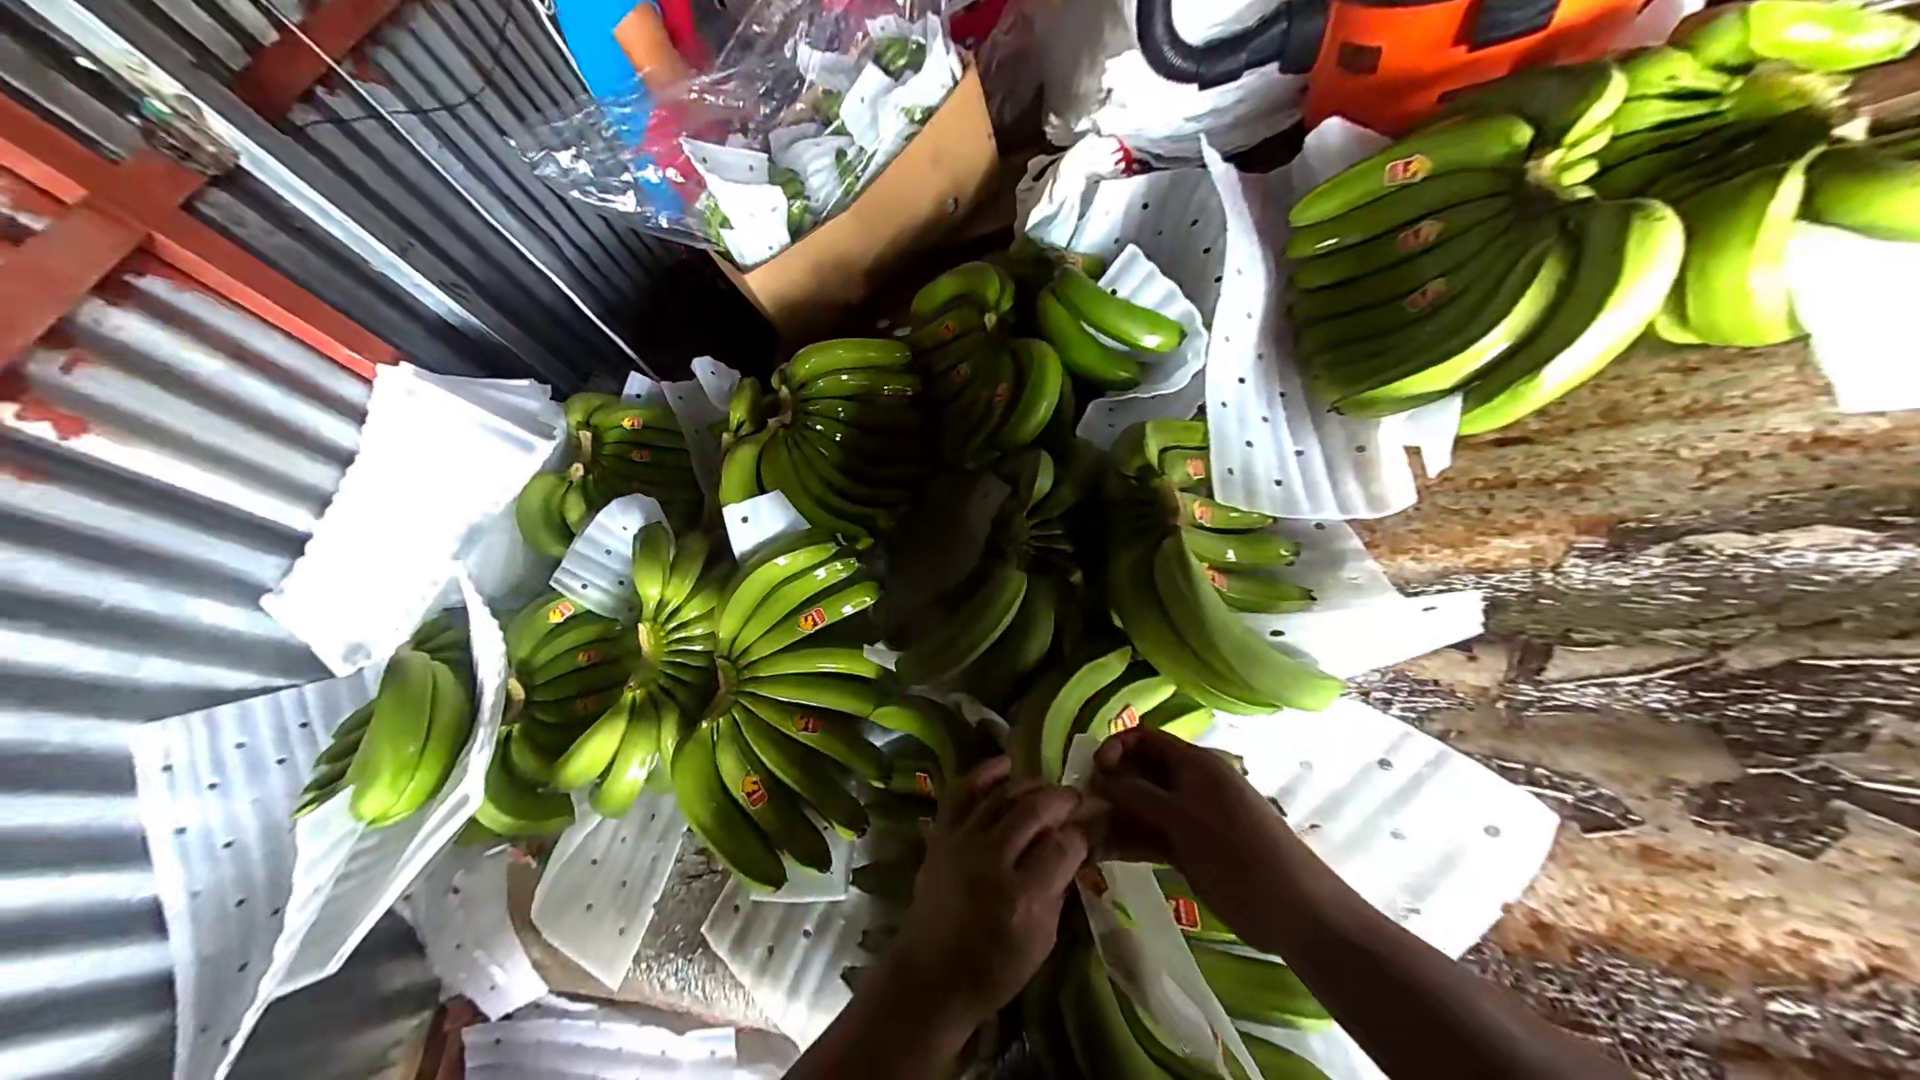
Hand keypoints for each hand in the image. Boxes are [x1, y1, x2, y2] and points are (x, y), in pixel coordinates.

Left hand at [882, 756, 1089, 1027]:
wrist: (931, 974)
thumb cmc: (994, 968)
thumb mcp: (1042, 940)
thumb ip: (1059, 888)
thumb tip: (1075, 847)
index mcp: (1021, 897)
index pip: (1063, 846)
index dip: (1082, 832)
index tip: (1091, 827)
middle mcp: (990, 860)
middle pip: (1035, 810)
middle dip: (1063, 799)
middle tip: (1076, 799)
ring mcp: (961, 842)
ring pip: (1004, 795)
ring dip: (1032, 785)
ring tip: (1049, 788)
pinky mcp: (941, 834)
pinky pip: (964, 791)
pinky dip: (986, 773)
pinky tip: (1008, 765)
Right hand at [1090, 726, 1291, 875]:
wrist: (1294, 910)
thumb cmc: (1238, 851)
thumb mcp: (1182, 818)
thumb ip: (1138, 794)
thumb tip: (1099, 776)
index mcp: (1194, 764)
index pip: (1145, 738)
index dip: (1116, 747)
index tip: (1093, 769)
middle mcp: (1188, 785)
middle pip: (1139, 772)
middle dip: (1108, 784)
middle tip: (1078, 805)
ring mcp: (1187, 818)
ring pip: (1141, 807)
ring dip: (1112, 816)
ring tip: (1080, 833)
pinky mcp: (1186, 849)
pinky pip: (1149, 836)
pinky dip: (1126, 840)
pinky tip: (1098, 852)